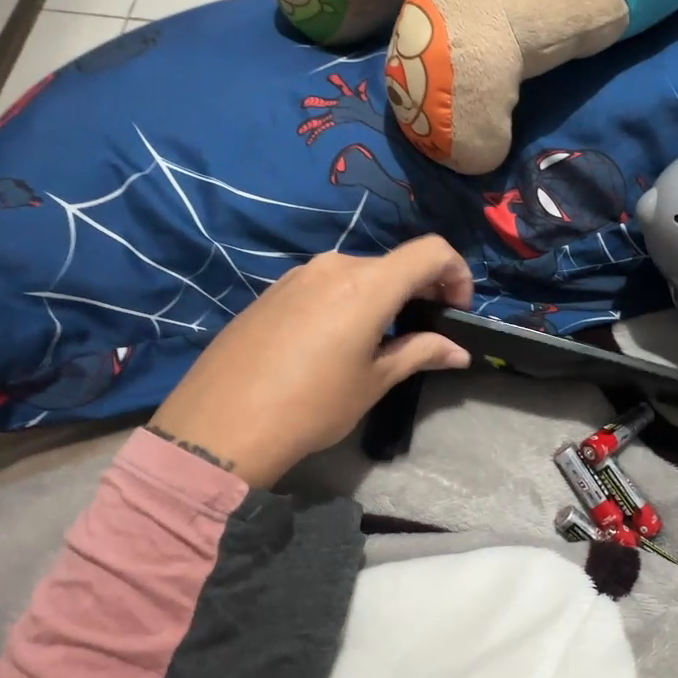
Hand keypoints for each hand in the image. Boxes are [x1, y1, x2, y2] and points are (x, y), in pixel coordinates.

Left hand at [147, 236, 474, 488]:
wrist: (220, 426)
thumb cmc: (312, 405)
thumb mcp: (374, 382)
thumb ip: (420, 353)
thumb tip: (457, 350)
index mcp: (368, 284)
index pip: (431, 251)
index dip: (457, 273)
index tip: (456, 309)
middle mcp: (334, 267)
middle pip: (394, 263)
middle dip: (420, 289)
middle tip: (426, 329)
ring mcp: (298, 276)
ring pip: (358, 274)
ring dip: (383, 296)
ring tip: (380, 339)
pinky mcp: (272, 292)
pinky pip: (325, 285)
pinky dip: (348, 301)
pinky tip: (334, 342)